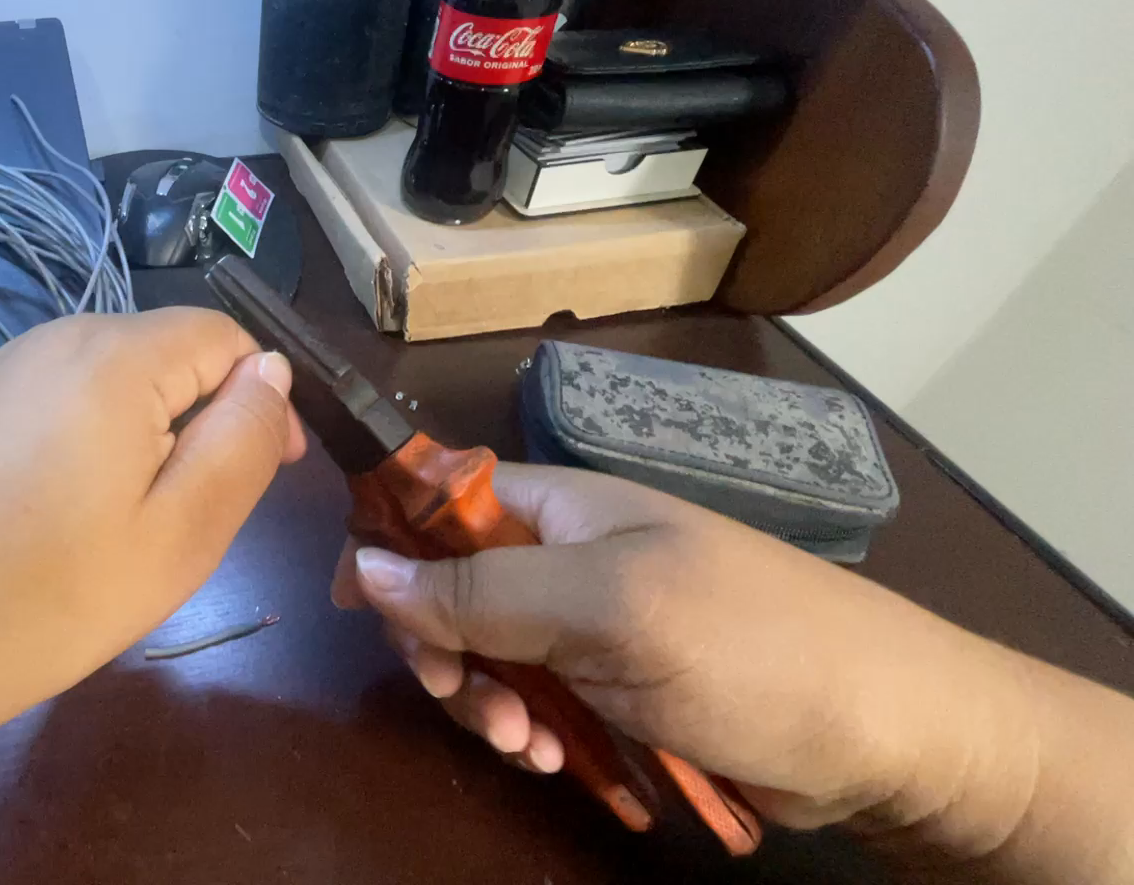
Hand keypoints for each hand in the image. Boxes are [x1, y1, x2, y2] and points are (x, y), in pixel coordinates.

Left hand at [0, 307, 304, 743]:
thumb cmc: (45, 599)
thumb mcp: (180, 532)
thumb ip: (241, 439)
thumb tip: (271, 371)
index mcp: (115, 357)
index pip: (224, 336)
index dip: (262, 395)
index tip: (266, 468)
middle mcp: (57, 337)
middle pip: (170, 352)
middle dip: (205, 416)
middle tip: (193, 512)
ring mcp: (7, 367)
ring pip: (120, 376)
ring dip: (152, 431)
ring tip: (133, 518)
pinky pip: (67, 396)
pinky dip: (98, 436)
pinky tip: (70, 507)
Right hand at [330, 463, 1037, 844]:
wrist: (900, 739)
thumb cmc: (746, 643)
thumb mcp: (603, 607)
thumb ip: (478, 589)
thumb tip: (365, 566)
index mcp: (551, 508)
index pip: (437, 501)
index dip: (390, 539)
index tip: (357, 601)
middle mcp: (553, 555)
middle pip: (447, 586)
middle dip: (438, 643)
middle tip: (453, 693)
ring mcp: (576, 621)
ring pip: (479, 649)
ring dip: (480, 697)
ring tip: (521, 744)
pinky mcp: (598, 681)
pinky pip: (524, 695)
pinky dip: (521, 727)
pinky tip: (546, 756)